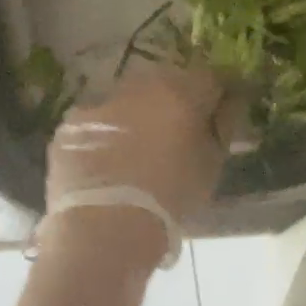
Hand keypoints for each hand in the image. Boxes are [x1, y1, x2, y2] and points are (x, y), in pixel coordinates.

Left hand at [45, 62, 229, 225]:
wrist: (104, 230)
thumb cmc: (171, 197)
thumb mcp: (212, 163)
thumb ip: (224, 124)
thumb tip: (232, 101)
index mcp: (182, 92)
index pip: (212, 75)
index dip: (222, 88)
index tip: (225, 104)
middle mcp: (142, 86)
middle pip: (169, 79)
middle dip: (179, 96)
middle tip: (183, 125)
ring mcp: (103, 102)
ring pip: (131, 97)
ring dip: (141, 110)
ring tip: (143, 143)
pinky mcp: (72, 124)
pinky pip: (100, 118)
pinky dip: (110, 130)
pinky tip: (111, 157)